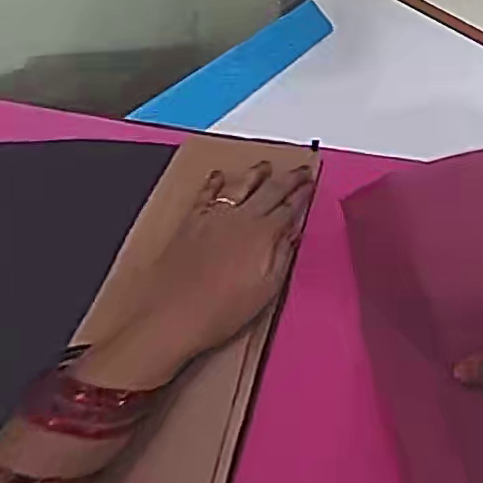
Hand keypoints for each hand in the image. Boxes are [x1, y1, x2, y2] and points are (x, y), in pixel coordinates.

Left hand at [76, 161, 313, 388]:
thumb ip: (282, 256)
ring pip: (242, 186)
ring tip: (267, 166)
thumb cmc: (220, 310)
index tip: (310, 185)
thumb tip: (292, 236)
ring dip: (257, 173)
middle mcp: (241, 219)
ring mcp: (214, 218)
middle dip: (290, 178)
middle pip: (271, 190)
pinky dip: (215, 182)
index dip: (303, 194)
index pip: (290, 207)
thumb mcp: (266, 289)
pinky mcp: (191, 223)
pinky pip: (206, 194)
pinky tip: (220, 176)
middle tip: (301, 171)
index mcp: (263, 234)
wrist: (172, 316)